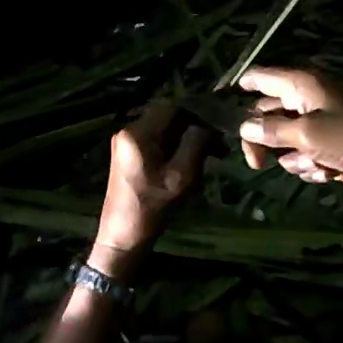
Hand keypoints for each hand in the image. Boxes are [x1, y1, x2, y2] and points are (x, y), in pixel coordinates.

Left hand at [92, 101, 212, 278]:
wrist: (123, 236)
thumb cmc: (153, 207)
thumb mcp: (181, 176)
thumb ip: (195, 144)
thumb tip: (207, 124)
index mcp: (138, 132)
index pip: (172, 106)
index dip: (198, 112)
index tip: (218, 127)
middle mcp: (128, 129)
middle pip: (168, 116)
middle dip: (194, 127)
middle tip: (218, 145)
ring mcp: (126, 142)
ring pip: (164, 129)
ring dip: (186, 139)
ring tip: (209, 156)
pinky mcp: (128, 154)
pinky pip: (156, 141)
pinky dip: (175, 147)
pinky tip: (191, 163)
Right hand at [237, 66, 342, 209]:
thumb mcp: (306, 134)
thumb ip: (271, 131)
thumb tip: (244, 126)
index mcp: (302, 85)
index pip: (262, 77)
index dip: (243, 86)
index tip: (221, 101)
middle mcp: (307, 99)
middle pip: (267, 115)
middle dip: (264, 140)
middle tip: (256, 163)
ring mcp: (318, 122)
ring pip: (285, 140)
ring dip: (294, 157)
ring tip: (314, 163)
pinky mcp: (329, 144)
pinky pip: (304, 154)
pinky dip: (312, 165)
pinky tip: (327, 171)